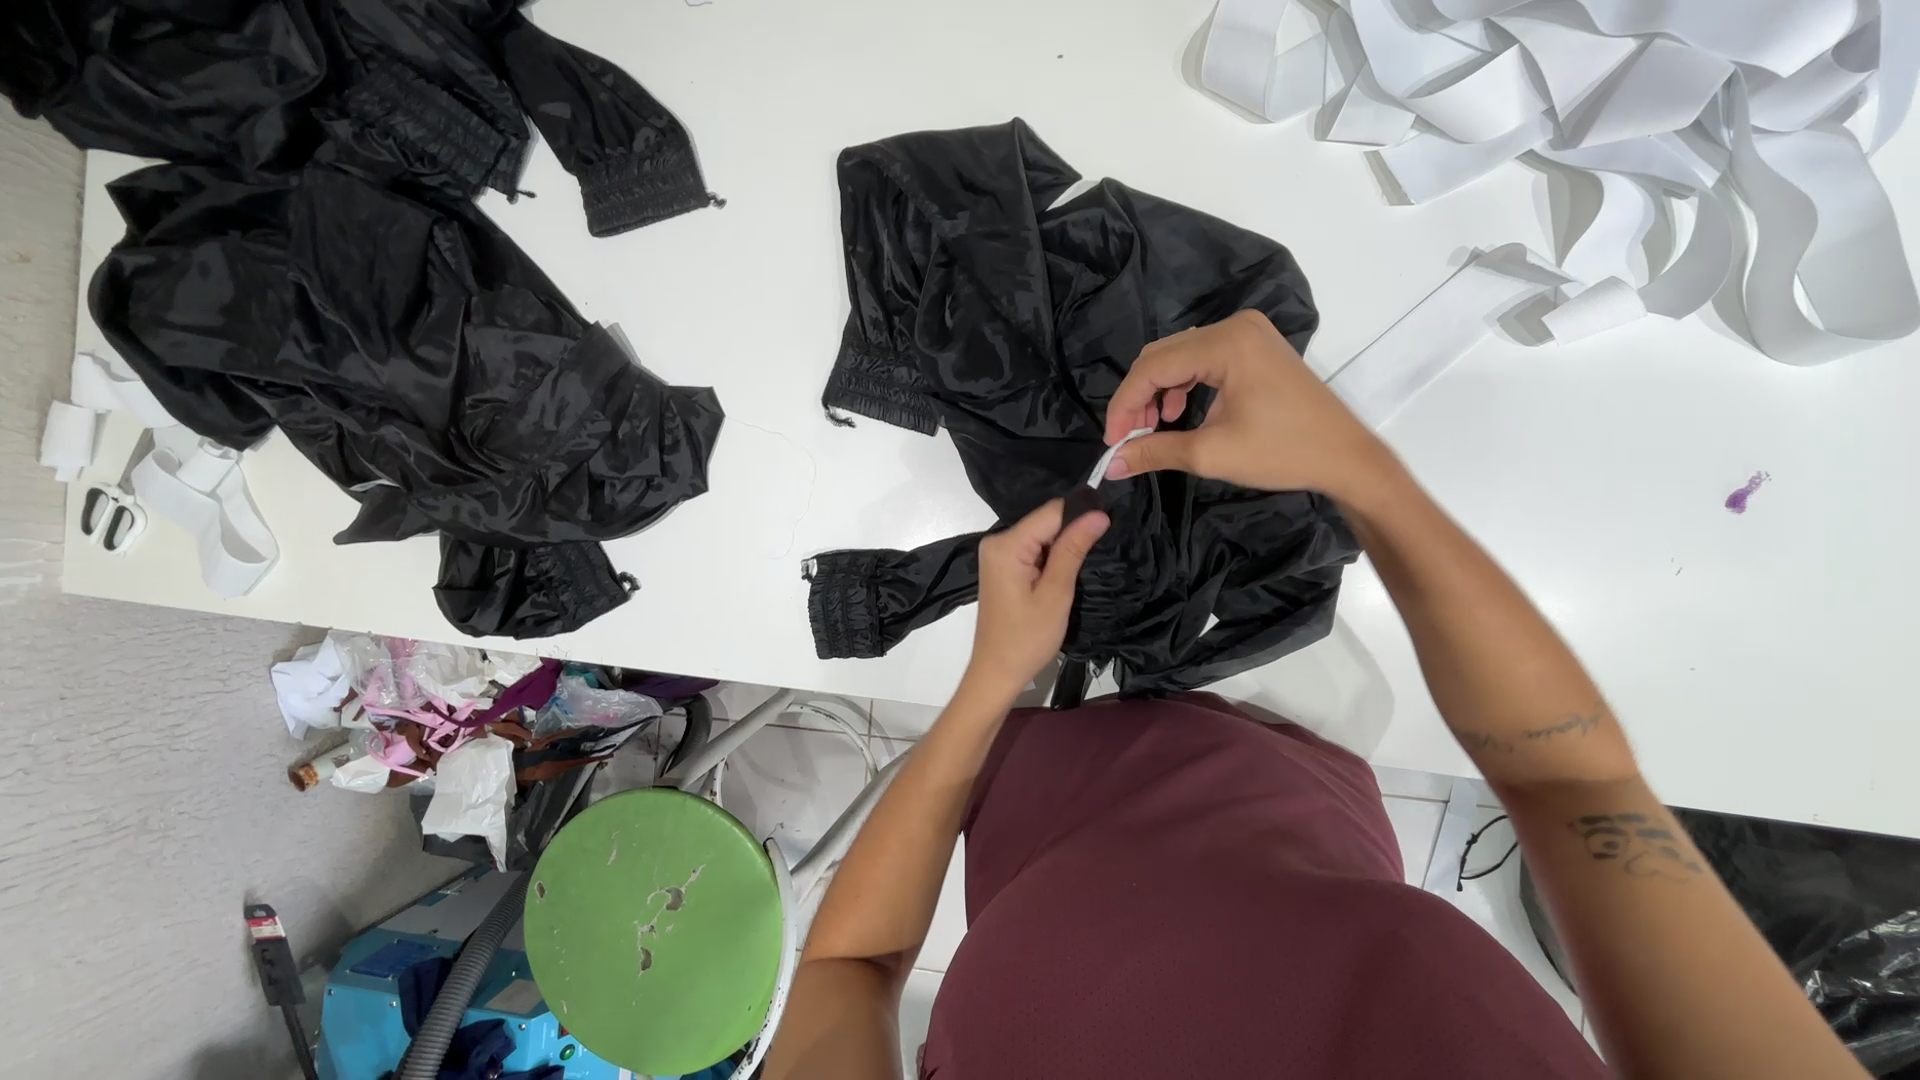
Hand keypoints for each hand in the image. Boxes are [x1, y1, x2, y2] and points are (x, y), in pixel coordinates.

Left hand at [962, 498, 1109, 700]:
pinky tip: (1065, 573)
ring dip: (1063, 546)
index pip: (1051, 512)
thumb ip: (1074, 549)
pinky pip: (1032, 549)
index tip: (1109, 524)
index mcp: (1006, 546)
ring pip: (1041, 535)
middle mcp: (996, 542)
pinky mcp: (1001, 567)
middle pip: (1045, 522)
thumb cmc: (1027, 639)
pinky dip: (1050, 558)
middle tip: (1100, 549)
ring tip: (1086, 562)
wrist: (997, 672)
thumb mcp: (1056, 593)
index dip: (1081, 514)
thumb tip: (1098, 514)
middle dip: (1072, 532)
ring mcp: (996, 555)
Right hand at [1103, 310, 1393, 497]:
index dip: (1124, 405)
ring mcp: (1247, 333)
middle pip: (1162, 355)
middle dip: (1139, 397)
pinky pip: (1201, 359)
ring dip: (1158, 392)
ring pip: (1178, 356)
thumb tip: (1111, 465)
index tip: (1113, 441)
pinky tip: (1178, 415)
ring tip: (1154, 429)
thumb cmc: (1282, 453)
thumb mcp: (1211, 454)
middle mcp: (1234, 326)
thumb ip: (1155, 451)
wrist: (1345, 456)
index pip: (1153, 366)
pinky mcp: (1254, 347)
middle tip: (1128, 437)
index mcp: (1226, 343)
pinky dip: (1182, 386)